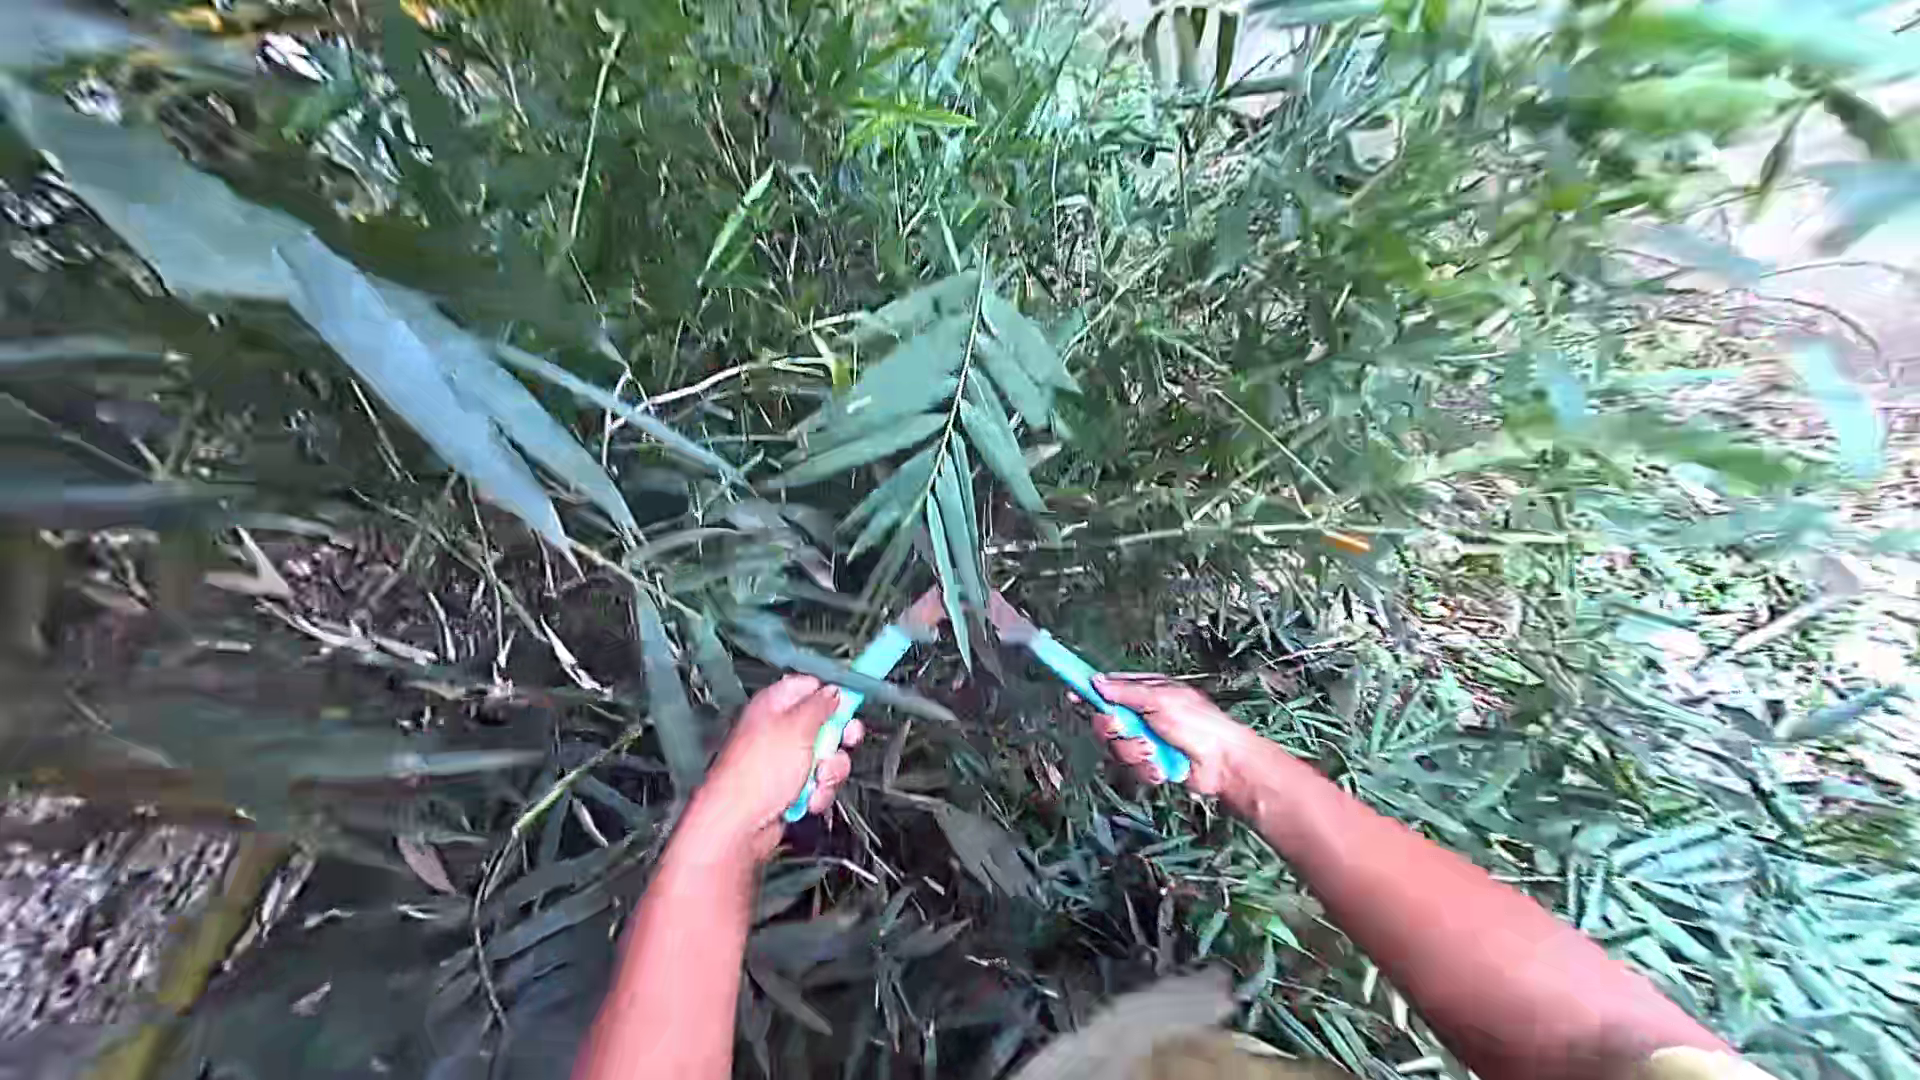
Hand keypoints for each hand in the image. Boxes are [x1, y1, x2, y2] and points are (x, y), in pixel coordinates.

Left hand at [682, 675, 864, 859]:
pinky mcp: (791, 786)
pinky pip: (820, 781)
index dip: (834, 694)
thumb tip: (835, 691)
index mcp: (776, 704)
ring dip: (830, 770)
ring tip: (816, 779)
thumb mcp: (797, 727)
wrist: (737, 827)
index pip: (813, 686)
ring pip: (828, 755)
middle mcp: (780, 728)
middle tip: (842, 742)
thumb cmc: (754, 774)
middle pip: (827, 722)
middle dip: (838, 738)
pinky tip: (807, 798)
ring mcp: (785, 759)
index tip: (852, 704)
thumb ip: (821, 704)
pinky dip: (819, 791)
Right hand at [1088, 674, 1259, 797]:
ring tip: (1154, 751)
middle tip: (1123, 728)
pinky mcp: (1151, 763)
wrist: (1224, 765)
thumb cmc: (1199, 724)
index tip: (1074, 695)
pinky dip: (1147, 768)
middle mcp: (1143, 714)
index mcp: (1147, 691)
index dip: (1092, 692)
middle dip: (1114, 729)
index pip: (1110, 688)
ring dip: (1135, 751)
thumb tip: (1097, 681)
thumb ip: (1125, 692)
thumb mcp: (1160, 700)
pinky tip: (1162, 767)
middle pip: (1107, 720)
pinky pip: (1133, 767)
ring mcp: (1146, 740)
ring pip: (1118, 746)